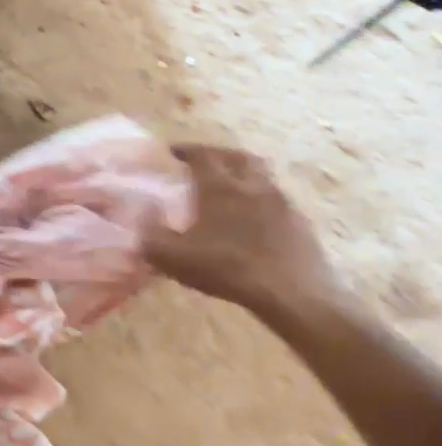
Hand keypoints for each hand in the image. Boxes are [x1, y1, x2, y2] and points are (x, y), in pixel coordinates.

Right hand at [145, 144, 337, 312]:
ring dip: (242, 174)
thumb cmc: (225, 269)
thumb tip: (144, 210)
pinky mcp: (302, 225)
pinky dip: (258, 197)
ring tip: (224, 187)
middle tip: (201, 160)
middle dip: (219, 154)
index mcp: (220, 188)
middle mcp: (254, 188)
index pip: (204, 155)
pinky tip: (248, 215)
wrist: (295, 296)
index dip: (186, 149)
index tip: (171, 151)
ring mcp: (283, 205)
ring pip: (262, 176)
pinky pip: (276, 199)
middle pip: (240, 157)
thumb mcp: (168, 254)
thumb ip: (149, 229)